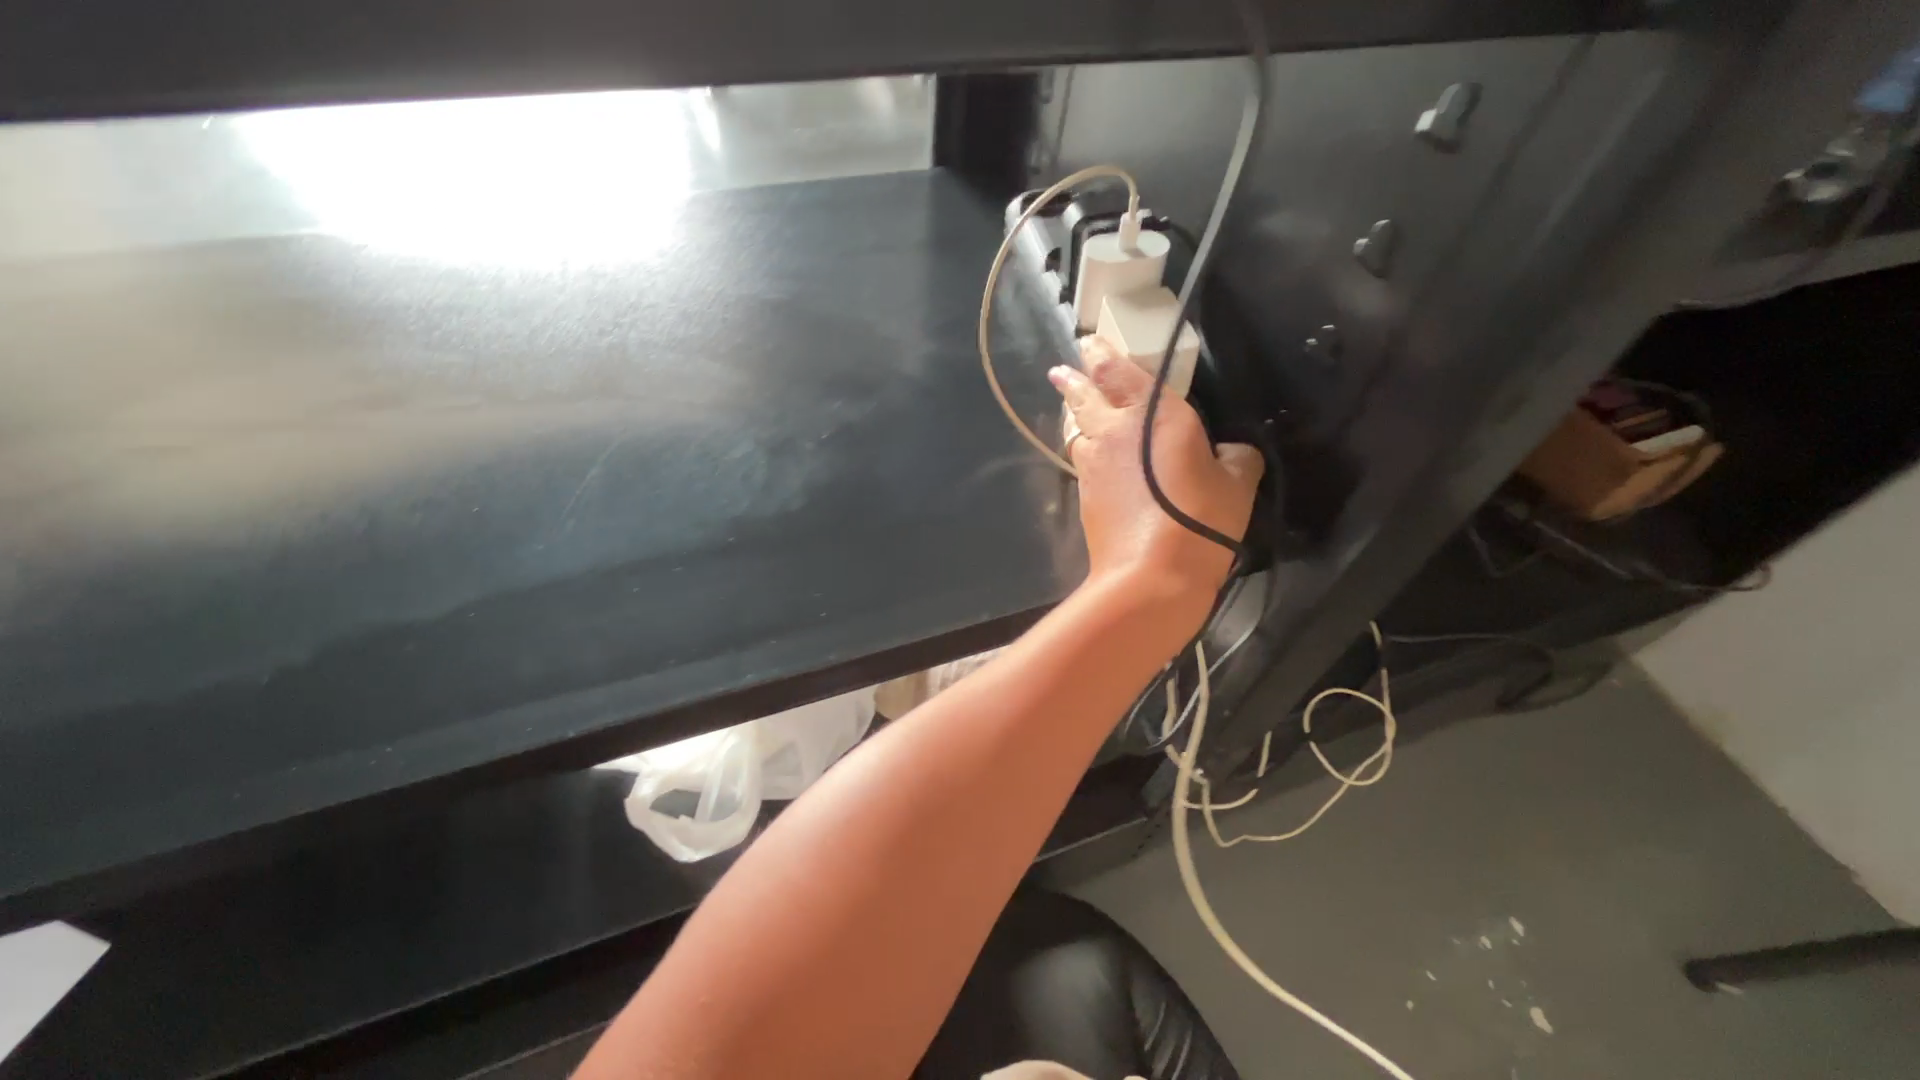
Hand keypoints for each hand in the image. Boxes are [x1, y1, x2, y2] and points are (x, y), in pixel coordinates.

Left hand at [1049, 337, 1263, 624]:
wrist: (1150, 576)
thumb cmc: (1199, 519)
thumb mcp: (1237, 483)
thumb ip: (1235, 456)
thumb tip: (1230, 451)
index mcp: (1154, 413)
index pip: (1119, 371)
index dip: (1103, 355)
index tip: (1090, 344)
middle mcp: (1114, 430)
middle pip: (1085, 395)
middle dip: (1074, 379)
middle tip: (1061, 369)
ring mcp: (1093, 464)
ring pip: (1078, 428)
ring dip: (1074, 414)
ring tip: (1074, 408)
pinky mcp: (1084, 495)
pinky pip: (1083, 459)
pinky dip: (1085, 449)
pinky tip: (1092, 455)